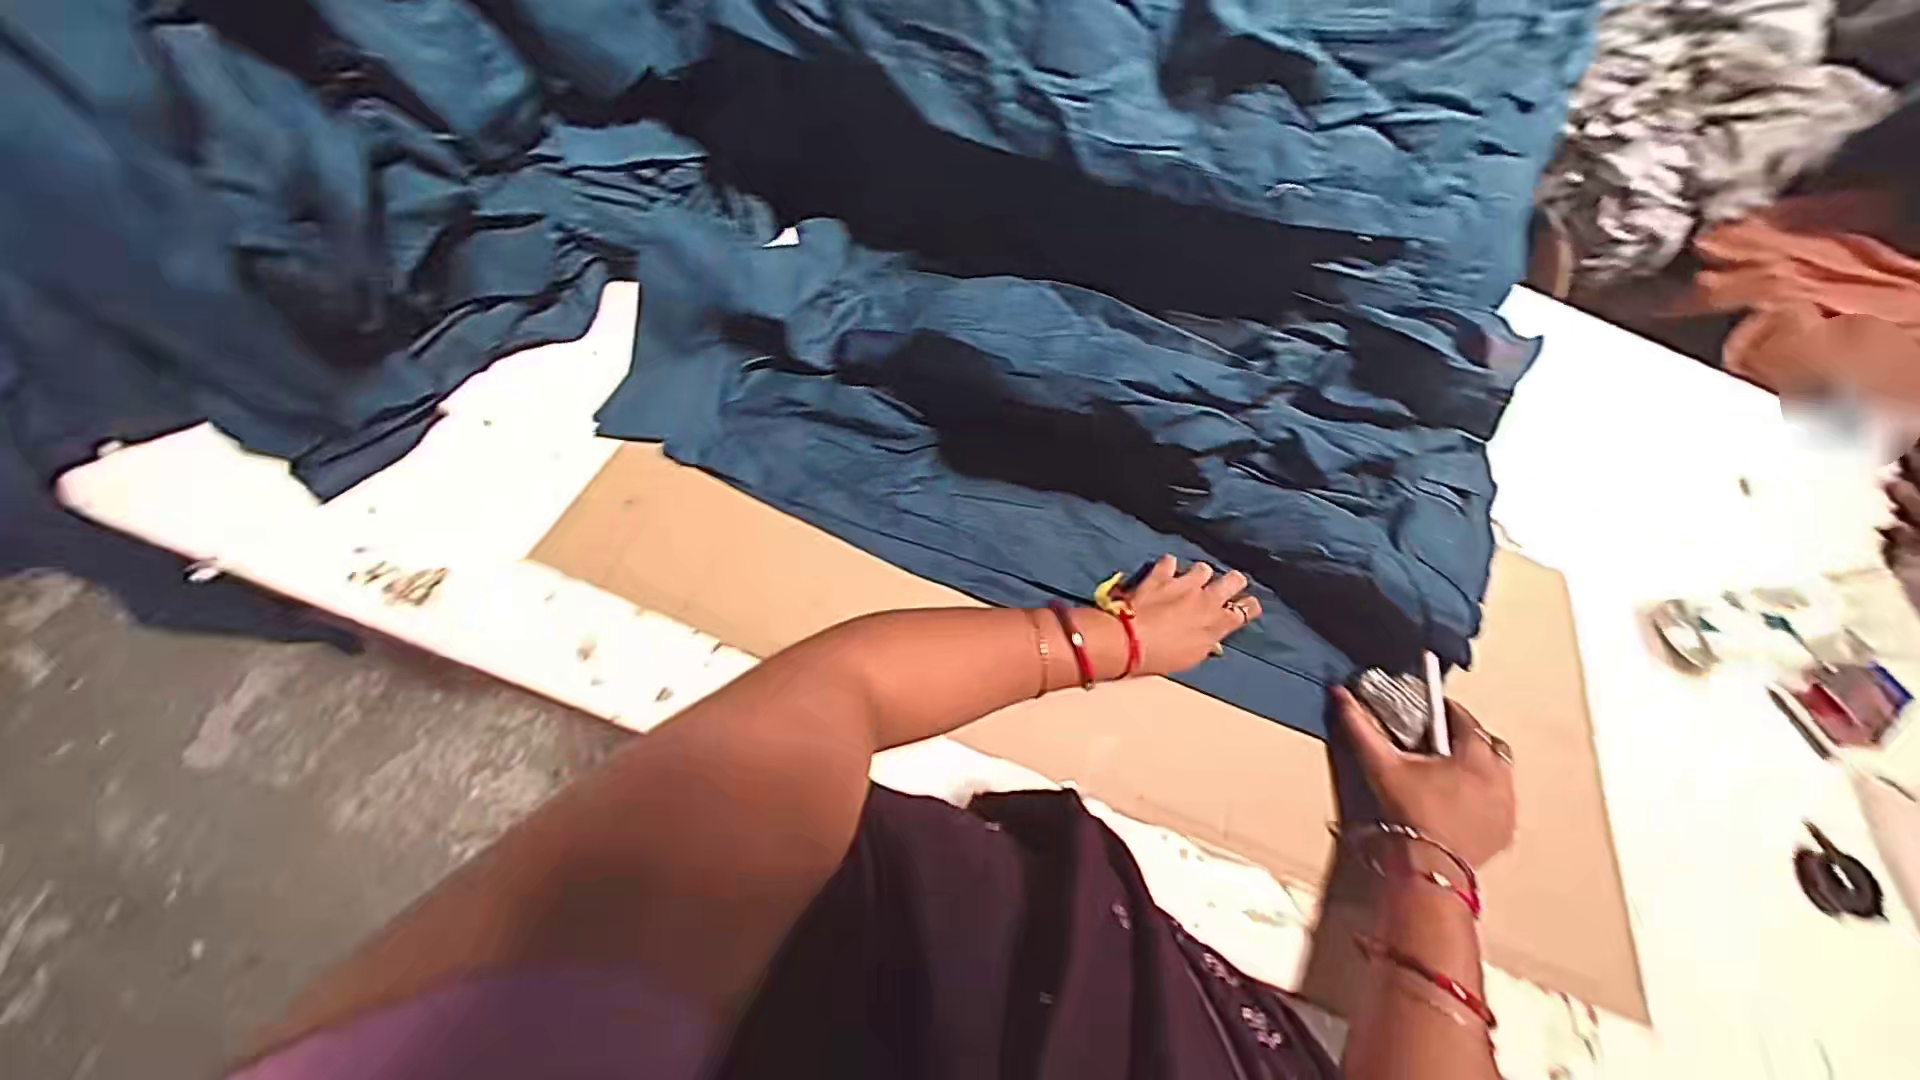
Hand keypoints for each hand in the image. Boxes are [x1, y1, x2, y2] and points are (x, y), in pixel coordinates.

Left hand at [1122, 554, 1261, 676]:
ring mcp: (1184, 584)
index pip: (1246, 609)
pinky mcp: (1160, 575)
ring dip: (1198, 574)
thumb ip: (1206, 643)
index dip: (1247, 606)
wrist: (1130, 640)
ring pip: (1203, 568)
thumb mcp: (1191, 658)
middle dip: (1233, 581)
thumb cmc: (1162, 657)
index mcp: (1218, 623)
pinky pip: (1170, 561)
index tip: (1244, 607)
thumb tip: (1213, 641)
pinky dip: (1167, 566)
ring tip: (1190, 580)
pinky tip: (1163, 571)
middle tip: (1225, 586)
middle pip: (1234, 580)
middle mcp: (1206, 599)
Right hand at [1335, 688, 1515, 868]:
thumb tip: (1341, 696)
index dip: (1446, 710)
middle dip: (1465, 736)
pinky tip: (1456, 796)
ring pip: (1498, 773)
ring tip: (1446, 766)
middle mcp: (1499, 781)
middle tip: (1438, 737)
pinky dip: (1482, 792)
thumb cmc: (1409, 812)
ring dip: (1476, 764)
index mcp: (1474, 759)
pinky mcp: (1504, 831)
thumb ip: (1359, 726)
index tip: (1431, 708)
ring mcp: (1506, 809)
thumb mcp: (1380, 764)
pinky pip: (1499, 801)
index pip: (1466, 720)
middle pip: (1488, 744)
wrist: (1428, 864)